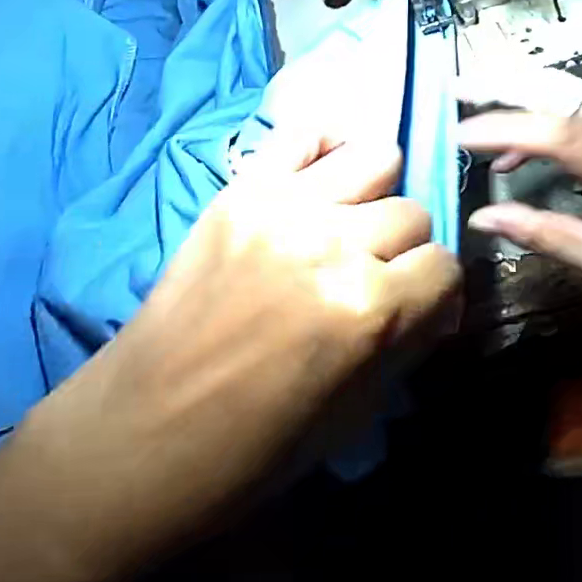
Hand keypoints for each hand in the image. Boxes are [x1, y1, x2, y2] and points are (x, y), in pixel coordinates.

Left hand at [0, 133, 460, 581]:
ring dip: (375, 195)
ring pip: (376, 159)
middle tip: (379, 271)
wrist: (135, 438)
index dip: (438, 291)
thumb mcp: (354, 413)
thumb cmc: (252, 447)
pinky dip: (325, 150)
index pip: (445, 266)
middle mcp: (333, 244)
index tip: (421, 303)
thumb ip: (408, 342)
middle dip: (406, 248)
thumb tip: (440, 301)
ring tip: (349, 223)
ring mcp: (283, 208)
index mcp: (366, 310)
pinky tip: (321, 180)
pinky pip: (304, 134)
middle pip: (413, 212)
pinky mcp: (240, 191)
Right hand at [458, 104, 581, 344]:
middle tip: (460, 92)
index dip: (510, 129)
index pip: (564, 134)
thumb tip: (481, 217)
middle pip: (566, 101)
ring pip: (569, 103)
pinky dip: (540, 127)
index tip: (463, 135)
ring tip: (475, 121)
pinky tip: (512, 156)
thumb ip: (540, 233)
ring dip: (521, 106)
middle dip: (510, 93)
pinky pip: (576, 120)